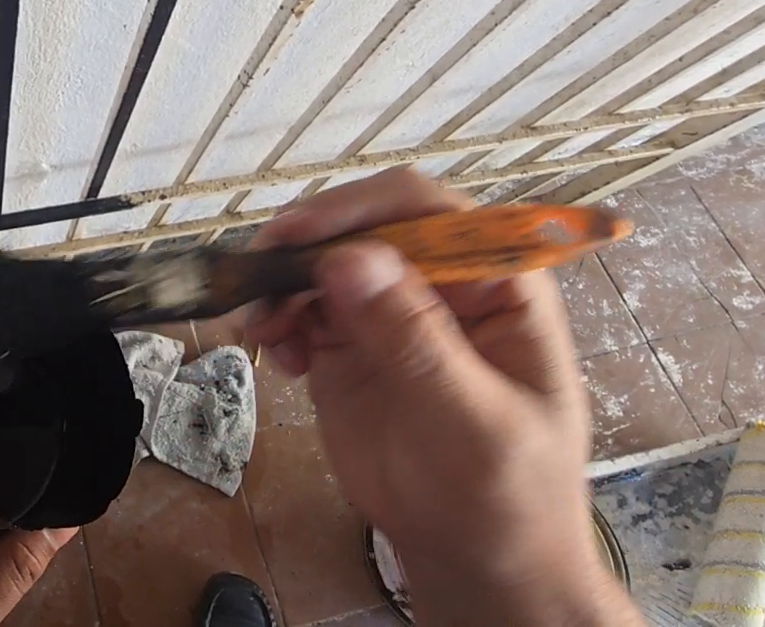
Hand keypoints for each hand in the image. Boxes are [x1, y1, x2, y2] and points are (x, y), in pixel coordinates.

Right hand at [246, 169, 642, 625]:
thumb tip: (348, 259)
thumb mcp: (472, 421)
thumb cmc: (504, 494)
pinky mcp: (343, 337)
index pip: (425, 210)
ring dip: (279, 282)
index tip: (301, 234)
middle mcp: (435, 280)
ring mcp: (385, 306)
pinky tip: (279, 357)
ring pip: (318, 260)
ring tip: (264, 329)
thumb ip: (415, 339)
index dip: (362, 208)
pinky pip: (297, 304)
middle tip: (260, 275)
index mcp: (492, 282)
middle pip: (358, 225)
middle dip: (305, 244)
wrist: (470, 558)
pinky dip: (275, 318)